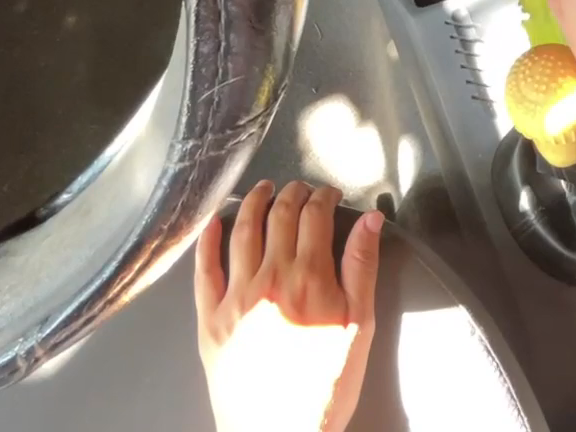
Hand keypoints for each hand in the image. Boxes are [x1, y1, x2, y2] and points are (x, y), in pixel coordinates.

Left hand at [194, 181, 382, 431]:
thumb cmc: (326, 386)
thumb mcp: (359, 325)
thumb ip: (363, 266)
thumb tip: (371, 219)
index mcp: (309, 277)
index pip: (315, 215)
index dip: (325, 196)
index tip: (331, 194)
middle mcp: (270, 277)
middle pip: (280, 215)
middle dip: (293, 193)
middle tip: (301, 188)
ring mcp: (235, 297)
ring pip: (242, 231)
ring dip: (255, 202)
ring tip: (264, 189)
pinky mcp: (209, 320)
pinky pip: (204, 270)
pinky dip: (208, 240)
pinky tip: (214, 222)